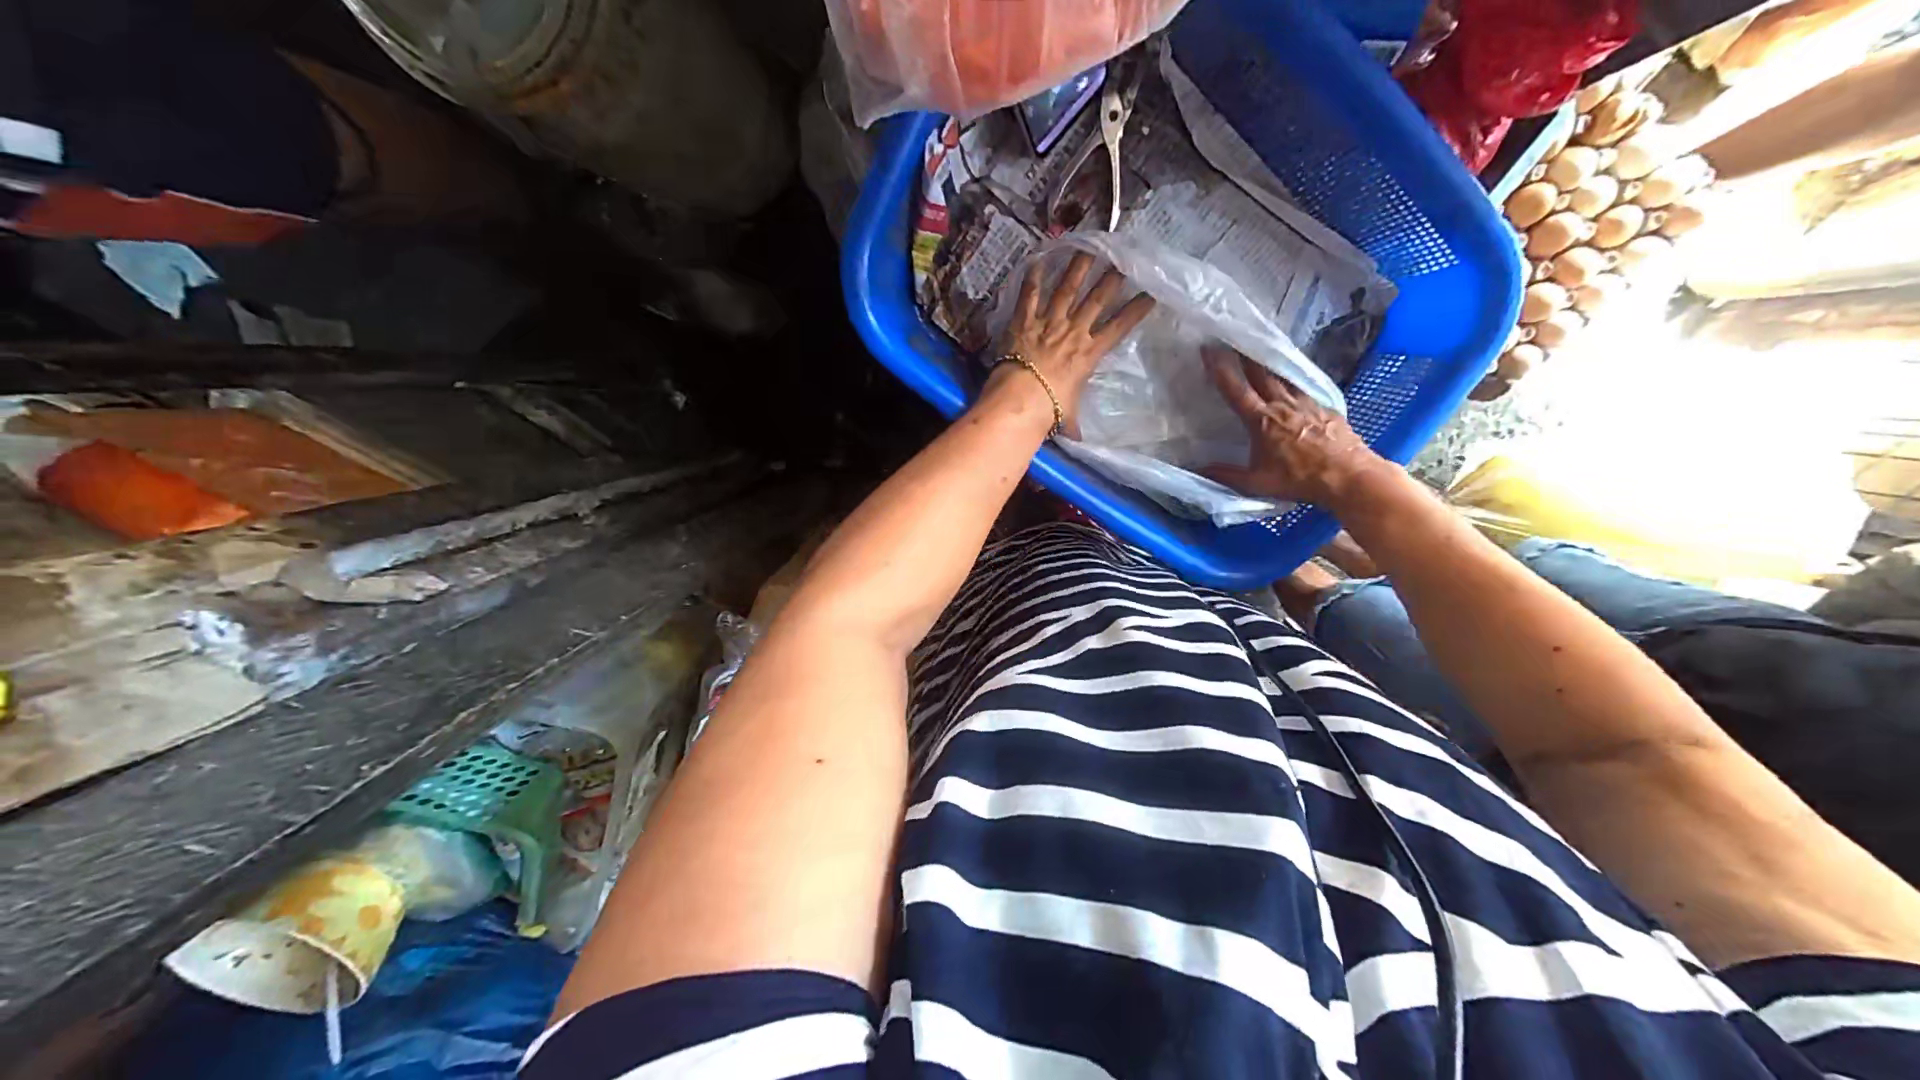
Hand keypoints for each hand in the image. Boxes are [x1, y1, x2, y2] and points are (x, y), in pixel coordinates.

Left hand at [988, 252, 1155, 431]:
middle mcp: (1073, 332)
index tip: (1151, 293)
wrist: (1021, 400)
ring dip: (1078, 267)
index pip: (1119, 327)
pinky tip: (1038, 260)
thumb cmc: (1049, 411)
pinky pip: (1030, 296)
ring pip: (1067, 288)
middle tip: (1123, 258)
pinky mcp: (1024, 321)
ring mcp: (1048, 323)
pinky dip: (1033, 278)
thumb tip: (1077, 440)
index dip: (1137, 309)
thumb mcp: (1068, 418)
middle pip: (1097, 299)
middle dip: (1112, 277)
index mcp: (1089, 354)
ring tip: (1088, 247)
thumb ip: (1073, 423)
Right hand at [1203, 345, 1396, 507]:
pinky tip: (1291, 381)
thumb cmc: (1299, 479)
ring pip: (1283, 377)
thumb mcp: (1257, 483)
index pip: (1235, 390)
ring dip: (1269, 365)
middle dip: (1245, 356)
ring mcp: (1306, 403)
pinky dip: (1292, 380)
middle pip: (1261, 374)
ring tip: (1261, 354)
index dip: (1220, 369)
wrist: (1348, 476)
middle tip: (1235, 340)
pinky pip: (1304, 388)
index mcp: (1262, 420)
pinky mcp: (1325, 407)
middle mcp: (1282, 405)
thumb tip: (1199, 470)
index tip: (1209, 350)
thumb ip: (1226, 475)